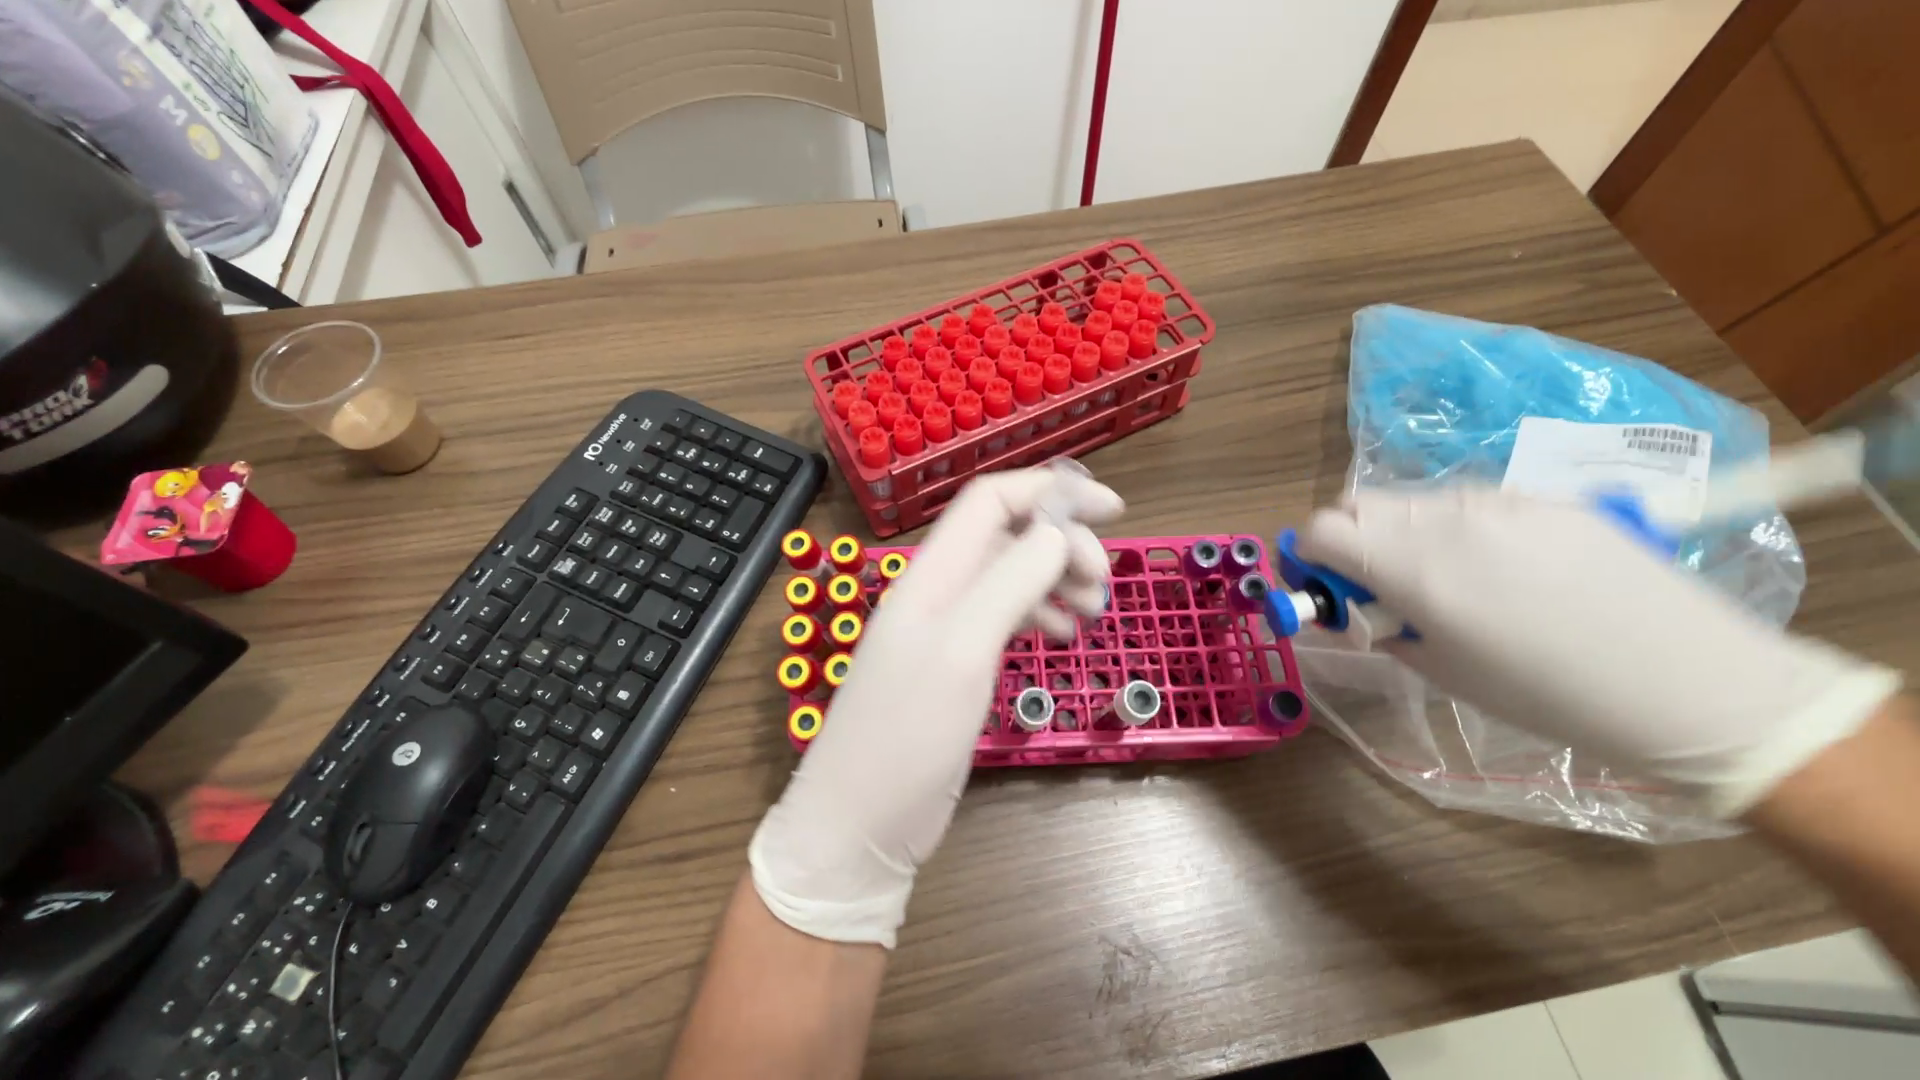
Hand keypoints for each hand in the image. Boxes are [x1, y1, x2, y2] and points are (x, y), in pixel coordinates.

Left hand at [749, 466, 1123, 946]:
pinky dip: (1039, 615)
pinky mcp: (953, 668)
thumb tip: (1057, 532)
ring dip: (1056, 581)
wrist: (856, 825)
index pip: (991, 501)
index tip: (1113, 509)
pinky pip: (1004, 619)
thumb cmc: (905, 739)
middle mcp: (937, 593)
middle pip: (1007, 536)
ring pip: (1010, 578)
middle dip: (1062, 544)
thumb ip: (1008, 584)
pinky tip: (1061, 635)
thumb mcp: (961, 654)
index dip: (1051, 491)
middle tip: (1103, 586)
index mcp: (932, 577)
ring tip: (1093, 613)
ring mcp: (944, 632)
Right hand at [1299, 487, 1900, 816]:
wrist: (1688, 685)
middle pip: (1359, 502)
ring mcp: (1501, 501)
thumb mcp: (1443, 671)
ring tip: (1451, 583)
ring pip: (1414, 500)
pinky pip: (1472, 502)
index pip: (1322, 529)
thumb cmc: (1549, 697)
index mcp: (1416, 567)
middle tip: (1380, 588)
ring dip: (1404, 533)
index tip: (1331, 590)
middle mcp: (1448, 519)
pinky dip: (1457, 528)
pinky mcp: (1545, 498)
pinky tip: (1504, 571)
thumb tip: (1354, 605)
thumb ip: (1382, 626)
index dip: (1313, 559)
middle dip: (1352, 540)